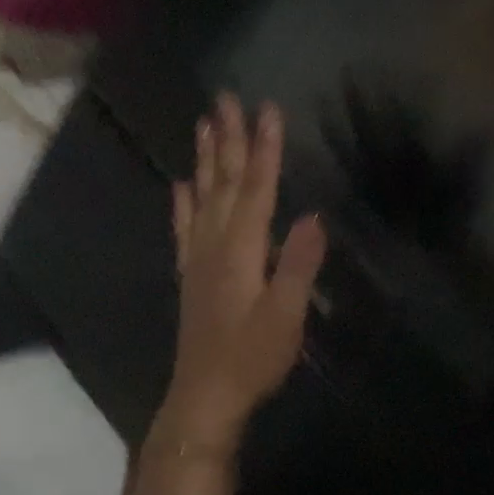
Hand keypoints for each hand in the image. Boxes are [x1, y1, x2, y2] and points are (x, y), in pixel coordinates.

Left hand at [161, 95, 327, 446]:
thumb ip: (299, 265)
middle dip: (228, 139)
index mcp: (242, 249)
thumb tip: (313, 216)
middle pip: (224, 182)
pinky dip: (182, 204)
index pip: (257, 188)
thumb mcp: (286, 316)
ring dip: (204, 160)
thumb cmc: (252, 358)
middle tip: (224, 99)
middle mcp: (215, 244)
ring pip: (201, 197)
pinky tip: (180, 187)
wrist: (205, 395)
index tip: (268, 108)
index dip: (264, 147)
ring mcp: (198, 259)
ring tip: (203, 125)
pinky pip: (184, 229)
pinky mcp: (190, 276)